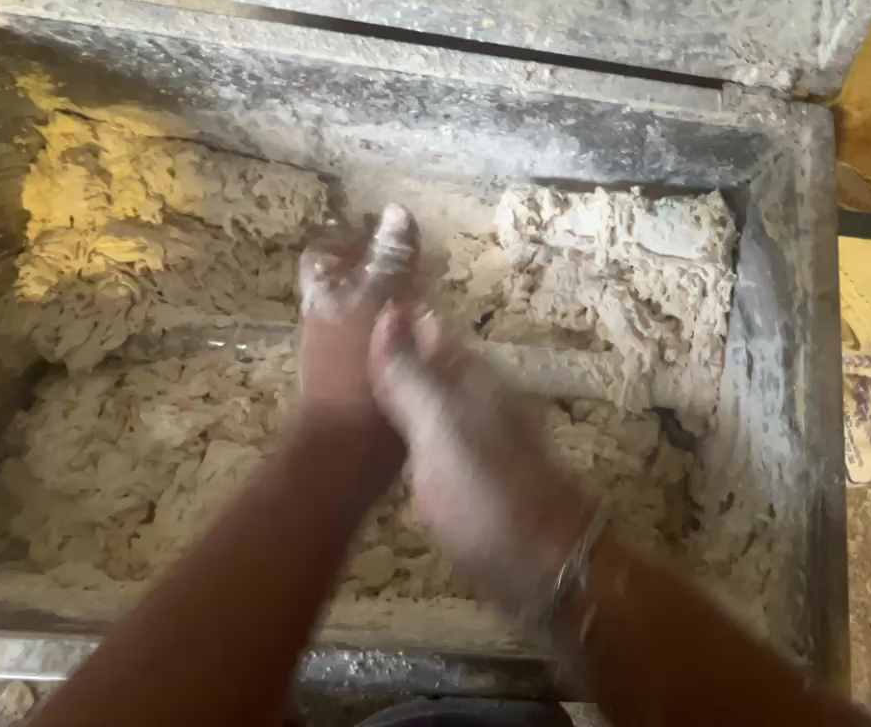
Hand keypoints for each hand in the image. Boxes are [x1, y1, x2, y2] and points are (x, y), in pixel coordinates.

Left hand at [296, 204, 417, 440]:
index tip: (389, 237)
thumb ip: (391, 260)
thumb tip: (398, 211)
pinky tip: (429, 338)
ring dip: (391, 301)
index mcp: (324, 296)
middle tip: (421, 266)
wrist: (347, 452)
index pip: (325, 254)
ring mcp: (339, 352)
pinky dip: (400, 332)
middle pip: (344, 282)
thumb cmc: (359, 370)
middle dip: (377, 270)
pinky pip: (379, 341)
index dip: (351, 241)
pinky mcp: (360, 378)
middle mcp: (325, 319)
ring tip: (431, 298)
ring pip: (362, 311)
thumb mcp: (380, 303)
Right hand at [369, 305, 594, 613]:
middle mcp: (476, 395)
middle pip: (428, 360)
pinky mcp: (468, 471)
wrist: (540, 563)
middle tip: (330, 351)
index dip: (392, 318)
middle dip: (389, 352)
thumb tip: (389, 312)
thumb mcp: (441, 427)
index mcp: (472, 375)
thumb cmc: (487, 492)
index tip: (345, 309)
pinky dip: (402, 427)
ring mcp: (474, 434)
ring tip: (344, 390)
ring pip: (428, 396)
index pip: (427, 328)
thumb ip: (412, 375)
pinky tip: (377, 439)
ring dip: (394, 389)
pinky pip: (428, 432)